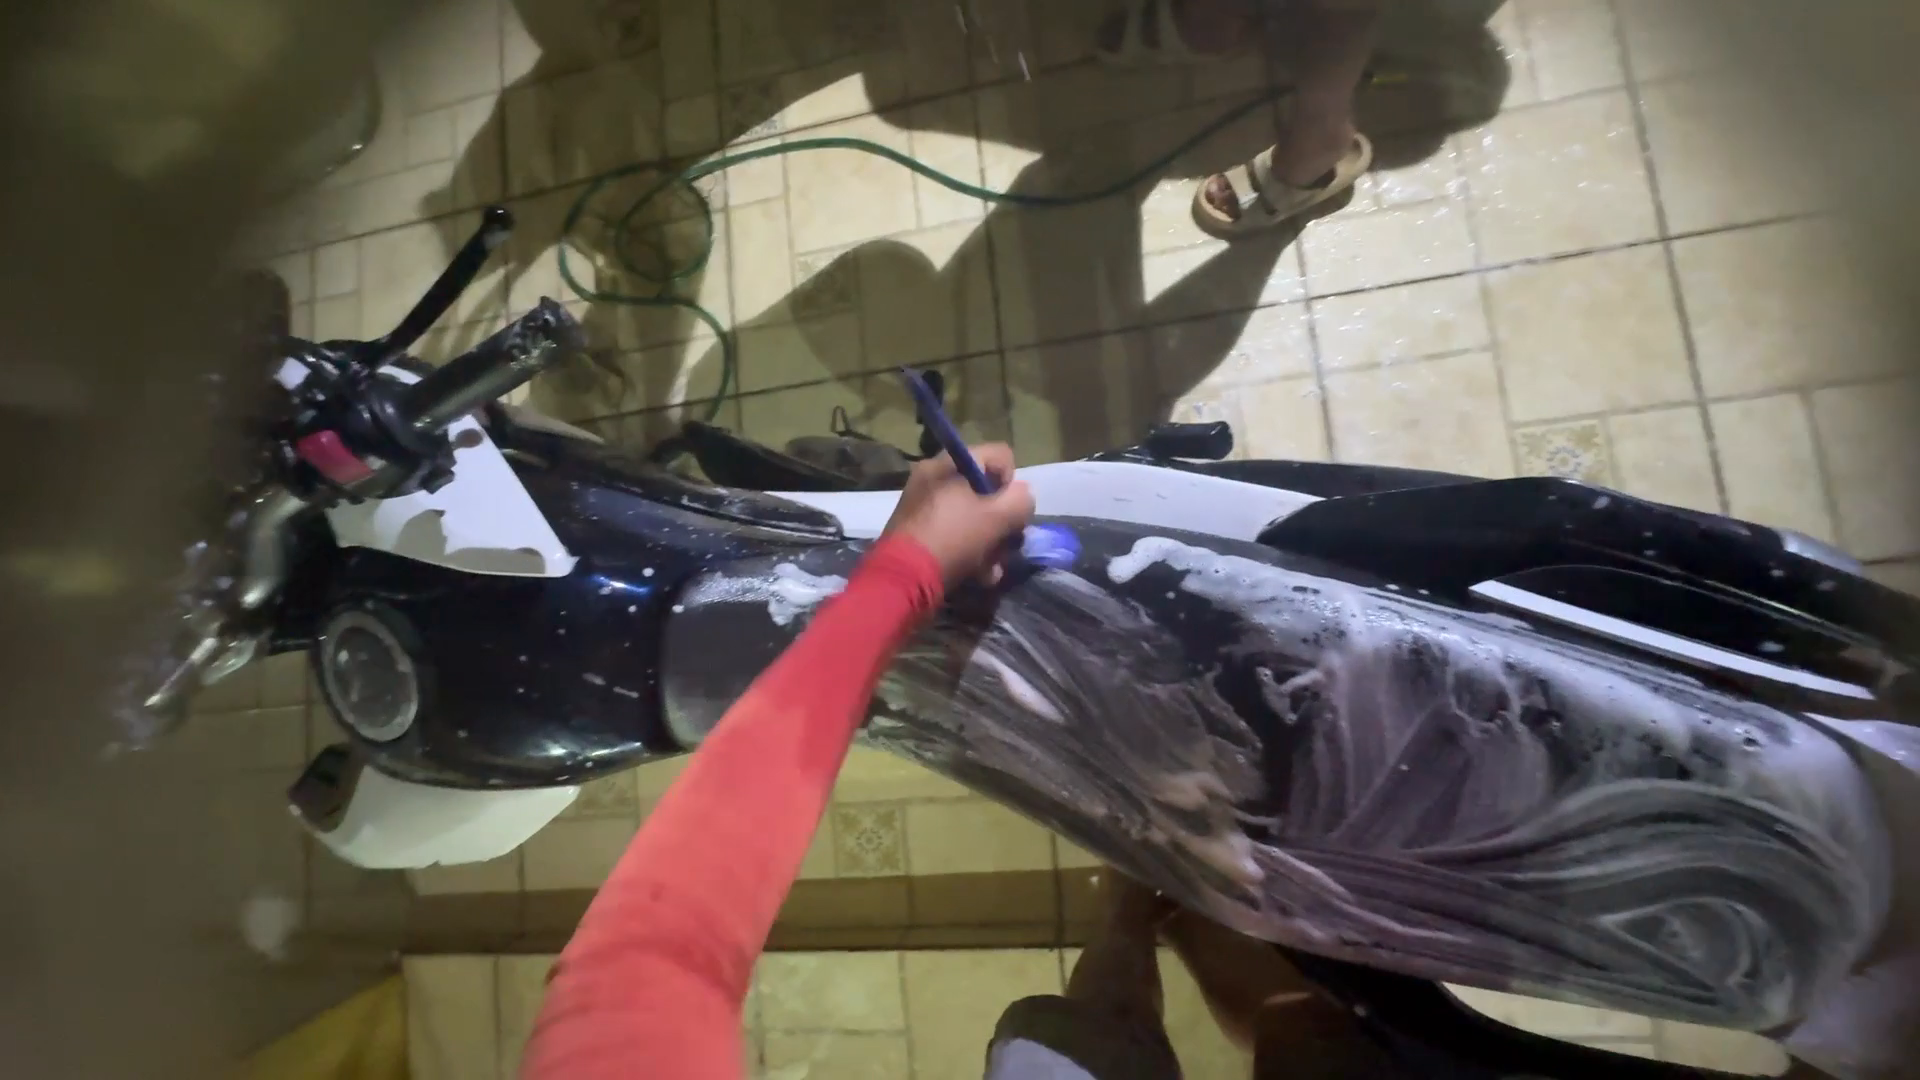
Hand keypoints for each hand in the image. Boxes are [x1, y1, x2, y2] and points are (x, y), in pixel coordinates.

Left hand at [883, 442, 1035, 586]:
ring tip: (992, 569)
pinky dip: (969, 552)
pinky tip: (979, 576)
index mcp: (949, 464)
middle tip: (1007, 544)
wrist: (901, 579)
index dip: (1012, 482)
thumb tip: (1023, 495)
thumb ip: (1020, 501)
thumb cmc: (952, 539)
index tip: (1010, 510)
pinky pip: (953, 532)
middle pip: (985, 490)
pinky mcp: (917, 531)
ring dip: (990, 543)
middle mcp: (934, 478)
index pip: (999, 455)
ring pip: (972, 516)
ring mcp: (923, 505)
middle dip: (1002, 521)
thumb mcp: (996, 519)